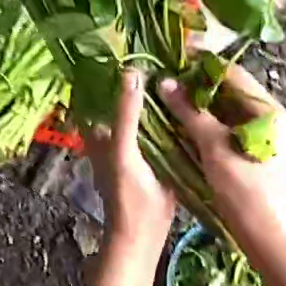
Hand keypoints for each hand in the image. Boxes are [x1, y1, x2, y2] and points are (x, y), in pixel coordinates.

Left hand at [85, 68, 175, 251]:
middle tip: (159, 57)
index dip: (104, 75)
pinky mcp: (157, 162)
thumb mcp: (124, 151)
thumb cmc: (127, 196)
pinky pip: (162, 134)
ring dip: (154, 102)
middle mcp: (117, 140)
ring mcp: (137, 151)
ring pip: (143, 119)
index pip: (97, 97)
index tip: (122, 49)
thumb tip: (130, 73)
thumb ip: (127, 115)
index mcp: (101, 135)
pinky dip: (169, 121)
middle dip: (135, 85)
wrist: (144, 236)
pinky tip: (188, 109)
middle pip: (123, 106)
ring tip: (176, 76)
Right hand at [159, 64, 285, 250]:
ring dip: (197, 105)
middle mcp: (267, 117)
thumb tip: (165, 83)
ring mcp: (259, 135)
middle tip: (165, 79)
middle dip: (196, 85)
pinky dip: (203, 124)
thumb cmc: (244, 189)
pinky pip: (223, 128)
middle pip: (227, 91)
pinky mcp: (249, 151)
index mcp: (268, 110)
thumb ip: (190, 113)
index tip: (174, 57)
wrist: (264, 234)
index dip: (202, 64)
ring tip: (166, 97)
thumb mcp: (214, 147)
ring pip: (223, 110)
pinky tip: (179, 123)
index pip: (232, 74)